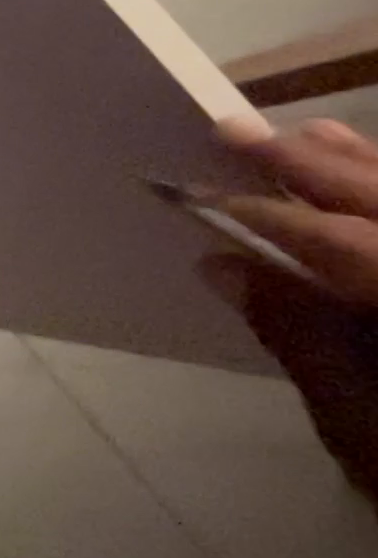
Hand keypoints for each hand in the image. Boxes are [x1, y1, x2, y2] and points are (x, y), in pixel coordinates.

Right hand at [207, 118, 377, 501]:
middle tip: (236, 132)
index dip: (267, 216)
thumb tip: (224, 266)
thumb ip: (300, 339)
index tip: (198, 194)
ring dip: (365, 169)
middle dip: (312, 167)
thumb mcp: (364, 425)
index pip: (339, 243)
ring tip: (308, 135)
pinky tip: (369, 174)